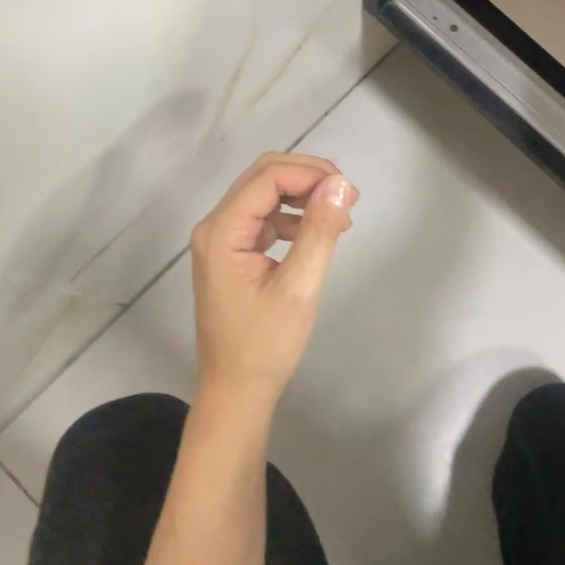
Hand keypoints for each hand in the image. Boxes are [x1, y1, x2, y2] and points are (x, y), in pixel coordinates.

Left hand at [188, 152, 359, 406]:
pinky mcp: (232, 252)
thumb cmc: (265, 345)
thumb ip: (319, 231)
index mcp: (222, 232)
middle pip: (263, 176)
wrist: (236, 391)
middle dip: (308, 177)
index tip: (349, 193)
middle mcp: (215, 226)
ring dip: (303, 194)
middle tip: (347, 198)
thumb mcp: (299, 288)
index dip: (310, 173)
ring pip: (265, 192)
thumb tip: (341, 184)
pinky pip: (264, 216)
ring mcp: (221, 239)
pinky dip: (293, 215)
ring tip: (339, 217)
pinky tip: (317, 233)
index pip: (268, 177)